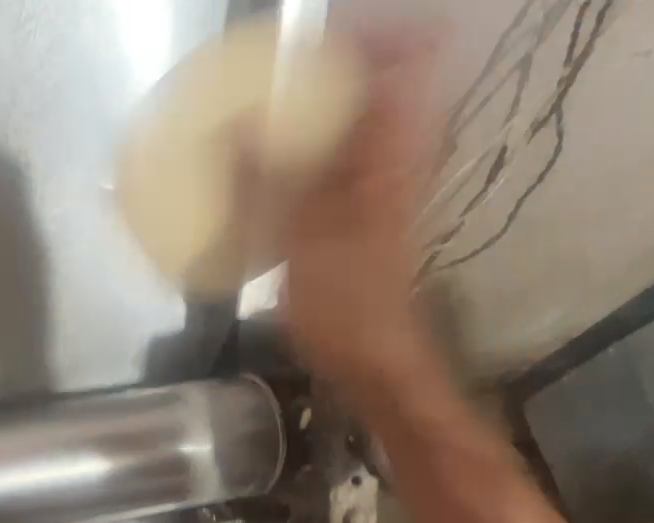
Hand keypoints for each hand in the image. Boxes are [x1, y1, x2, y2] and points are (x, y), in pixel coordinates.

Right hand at [284, 29, 442, 390]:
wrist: (373, 359)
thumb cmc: (346, 304)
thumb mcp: (305, 237)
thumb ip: (271, 175)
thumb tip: (237, 122)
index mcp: (396, 150)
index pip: (415, 52)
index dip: (372, 32)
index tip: (316, 39)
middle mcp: (398, 154)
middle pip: (384, 77)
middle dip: (333, 65)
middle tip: (275, 75)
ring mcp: (382, 182)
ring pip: (358, 117)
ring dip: (316, 107)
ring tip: (262, 113)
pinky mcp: (362, 210)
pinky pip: (339, 156)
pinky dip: (306, 149)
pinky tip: (265, 168)